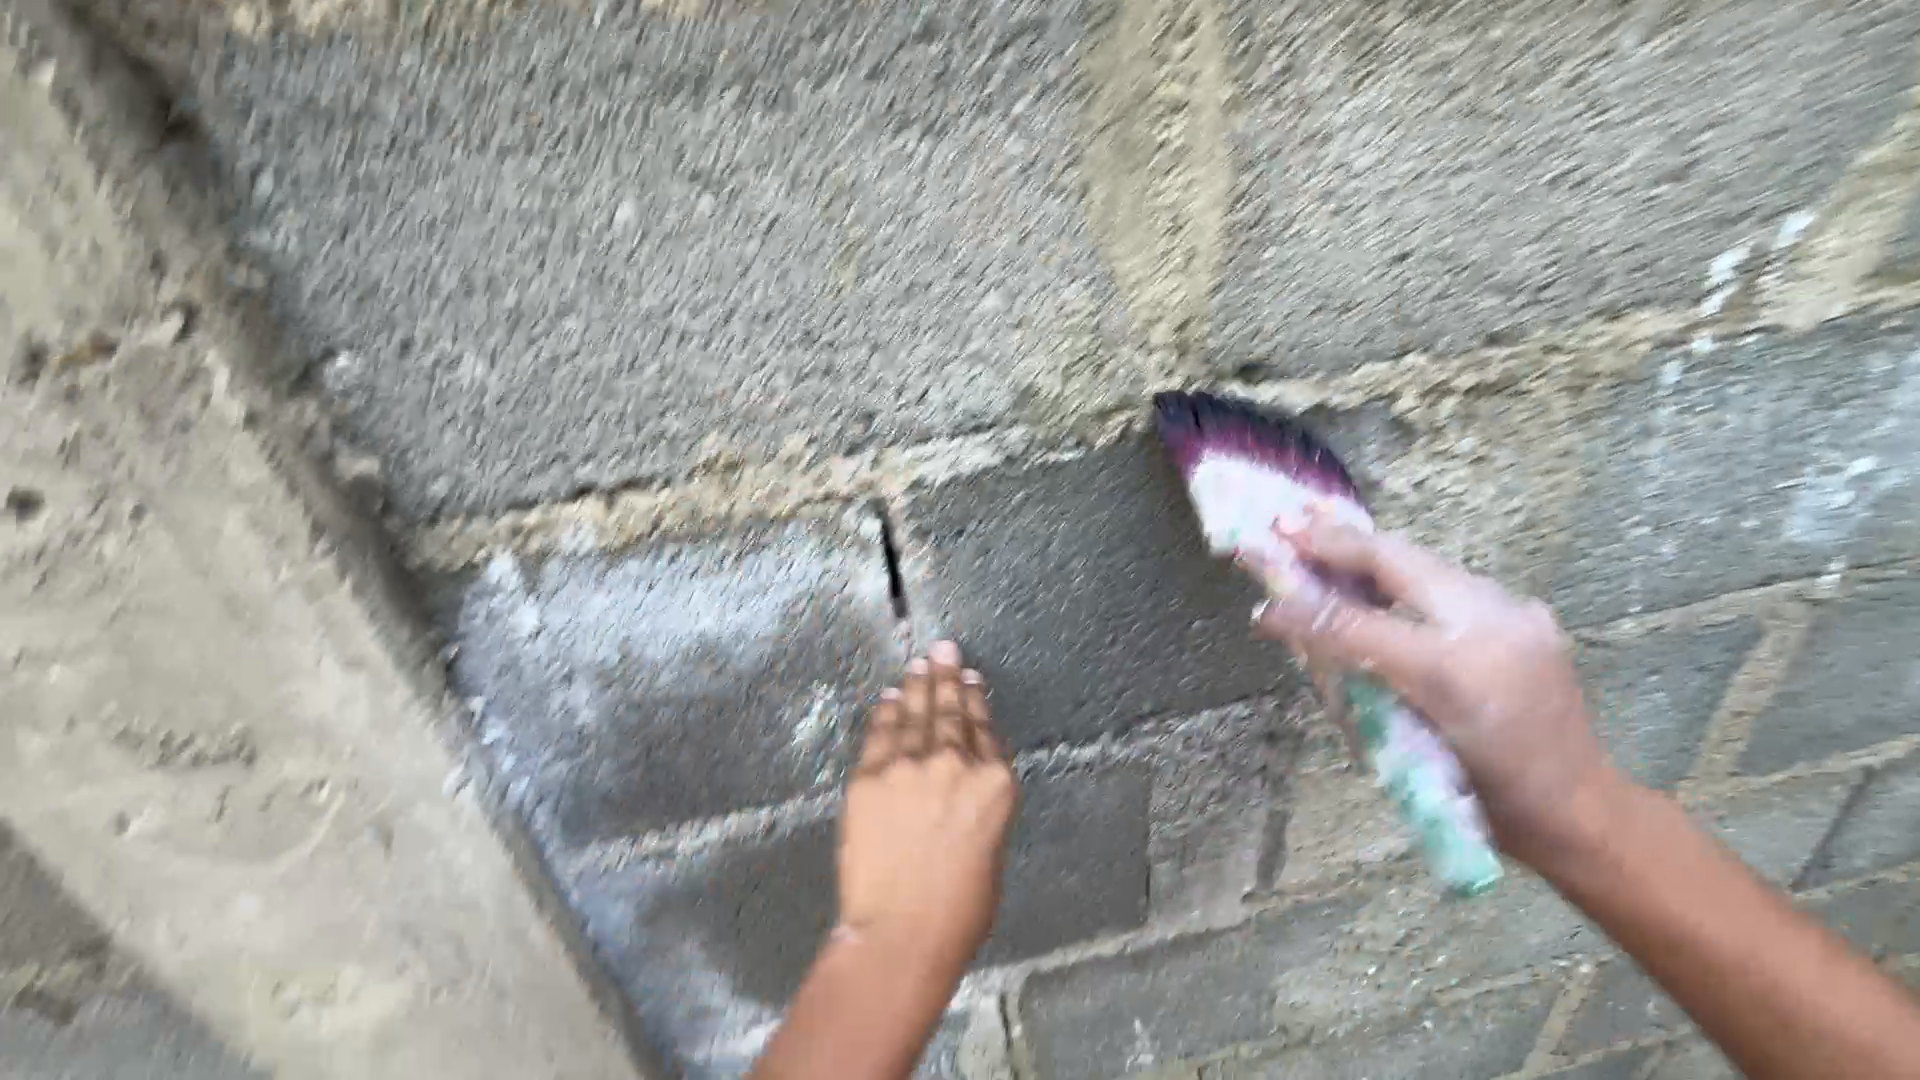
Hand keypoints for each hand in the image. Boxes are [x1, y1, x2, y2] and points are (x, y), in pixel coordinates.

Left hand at [837, 641, 1018, 979]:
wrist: (902, 932)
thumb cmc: (960, 908)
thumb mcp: (991, 847)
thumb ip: (980, 802)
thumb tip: (963, 781)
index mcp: (995, 783)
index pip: (983, 728)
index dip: (974, 698)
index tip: (969, 677)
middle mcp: (956, 763)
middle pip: (950, 710)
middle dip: (947, 674)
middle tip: (943, 647)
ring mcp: (910, 765)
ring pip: (916, 713)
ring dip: (918, 684)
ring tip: (920, 662)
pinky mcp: (870, 776)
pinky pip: (881, 734)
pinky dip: (887, 712)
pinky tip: (891, 696)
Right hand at [1253, 507, 1615, 869]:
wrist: (1576, 810)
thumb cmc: (1475, 793)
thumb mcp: (1397, 741)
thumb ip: (1343, 669)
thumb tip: (1278, 620)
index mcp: (1456, 668)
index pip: (1358, 620)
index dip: (1302, 601)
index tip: (1260, 572)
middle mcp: (1493, 623)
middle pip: (1400, 562)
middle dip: (1338, 541)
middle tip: (1285, 523)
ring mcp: (1518, 611)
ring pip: (1425, 564)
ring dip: (1369, 549)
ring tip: (1319, 532)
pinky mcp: (1527, 613)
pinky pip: (1449, 581)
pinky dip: (1404, 571)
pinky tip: (1376, 571)